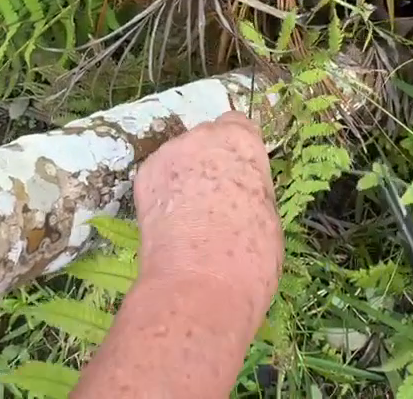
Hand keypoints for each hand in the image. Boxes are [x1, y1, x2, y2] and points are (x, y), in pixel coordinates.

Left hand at [131, 112, 282, 317]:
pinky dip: (163, 192)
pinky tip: (169, 222)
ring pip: (181, 156)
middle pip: (207, 139)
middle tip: (215, 199)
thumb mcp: (268, 215)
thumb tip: (239, 186)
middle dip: (210, 161)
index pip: (238, 125)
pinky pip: (160, 176)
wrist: (199, 286)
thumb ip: (252, 185)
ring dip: (186, 175)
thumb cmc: (250, 259)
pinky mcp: (144, 173)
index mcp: (242, 142)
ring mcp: (170, 152)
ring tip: (189, 216)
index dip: (238, 152)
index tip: (238, 175)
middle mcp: (204, 136)